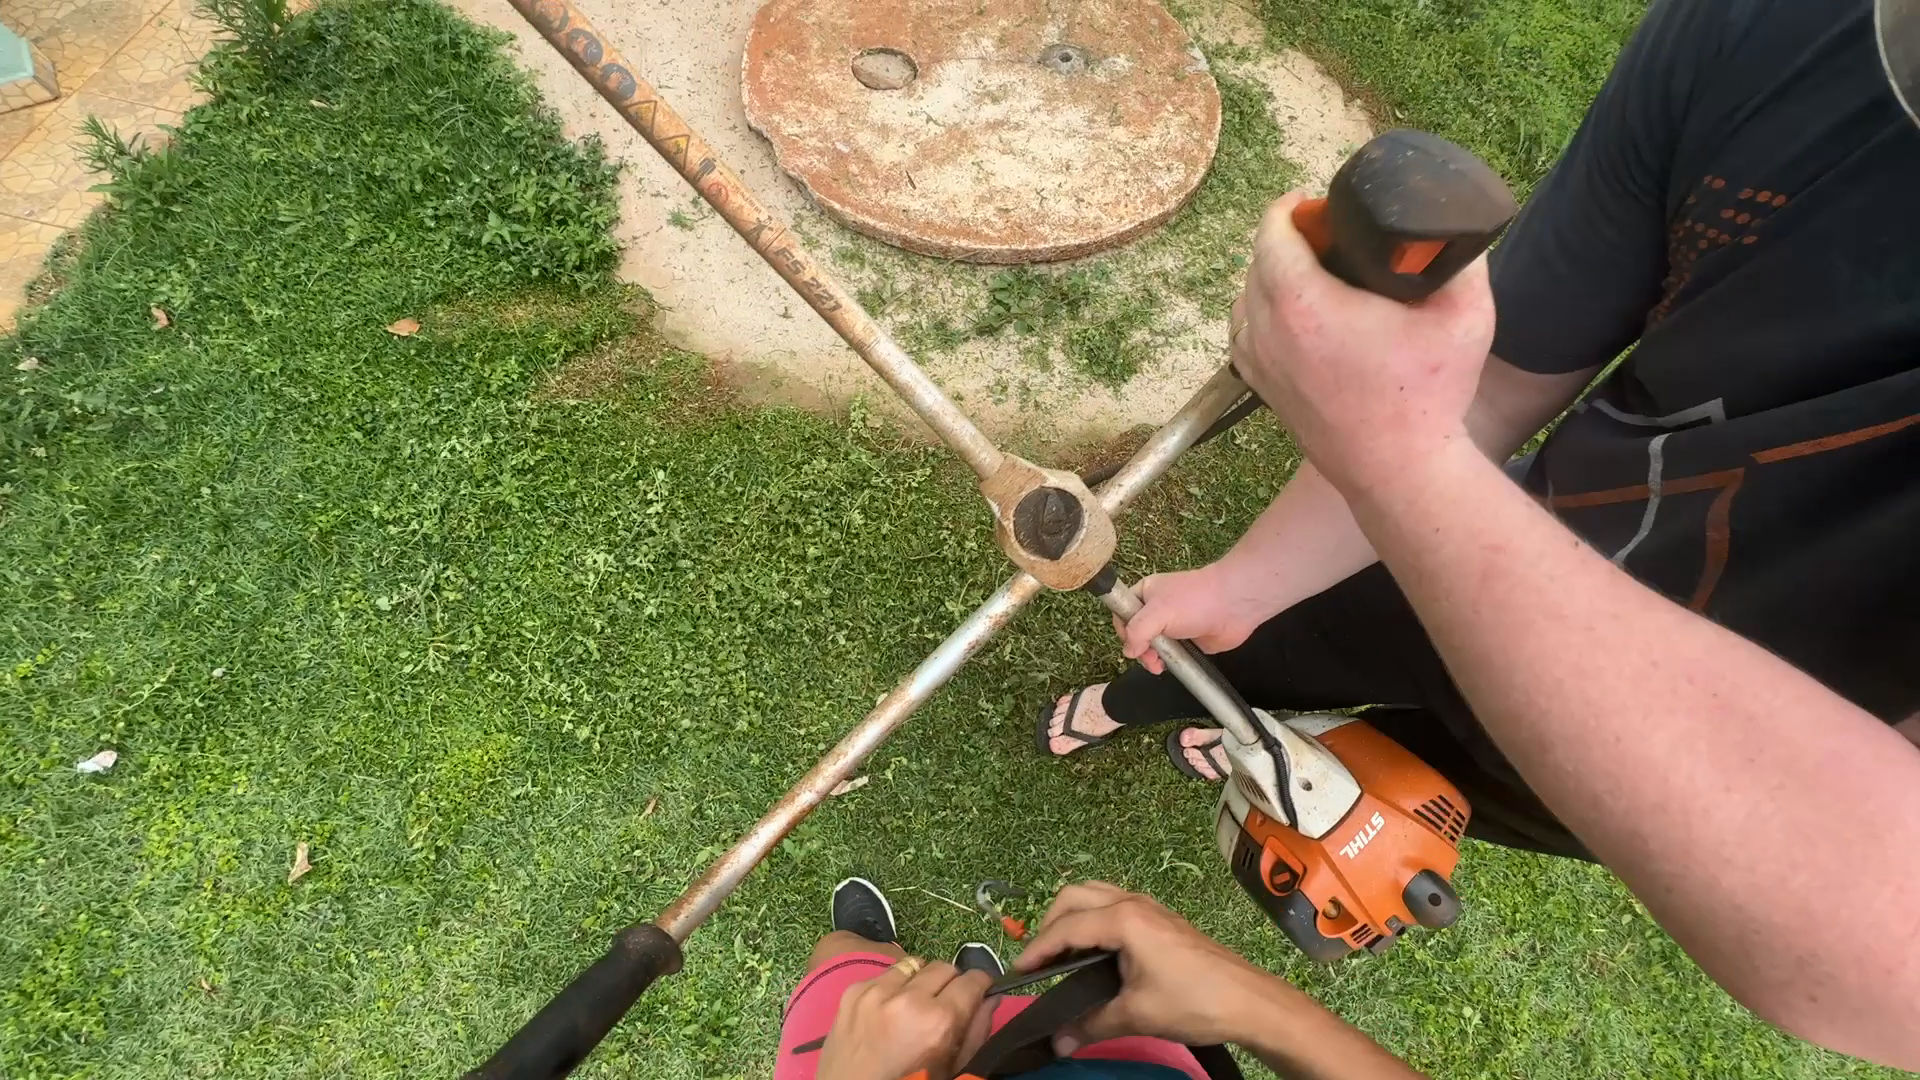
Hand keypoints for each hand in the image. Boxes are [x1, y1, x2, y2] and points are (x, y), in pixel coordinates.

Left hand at [815, 957, 995, 1079]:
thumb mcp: (951, 1073)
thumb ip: (976, 1033)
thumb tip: (992, 997)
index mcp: (937, 1023)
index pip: (973, 980)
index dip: (980, 985)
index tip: (980, 992)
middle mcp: (908, 999)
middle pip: (945, 967)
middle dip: (951, 983)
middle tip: (945, 1005)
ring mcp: (876, 991)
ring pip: (916, 964)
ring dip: (921, 982)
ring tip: (913, 1007)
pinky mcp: (853, 990)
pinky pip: (886, 973)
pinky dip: (893, 987)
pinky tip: (888, 1011)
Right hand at [1014, 883, 1286, 1052]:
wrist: (1249, 999)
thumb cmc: (1193, 1001)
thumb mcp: (1139, 1015)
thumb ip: (1092, 1023)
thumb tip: (1058, 1041)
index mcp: (1123, 919)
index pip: (1066, 927)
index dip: (1038, 949)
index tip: (1018, 972)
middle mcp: (1130, 901)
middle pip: (1073, 897)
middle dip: (1050, 925)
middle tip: (1040, 961)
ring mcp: (1146, 904)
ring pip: (1092, 893)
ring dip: (1070, 916)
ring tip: (1062, 953)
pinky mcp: (1157, 914)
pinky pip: (1110, 901)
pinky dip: (1091, 916)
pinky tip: (1094, 947)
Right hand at [1111, 567, 1265, 674]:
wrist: (1234, 606)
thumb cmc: (1194, 601)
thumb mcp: (1158, 611)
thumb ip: (1137, 631)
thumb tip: (1128, 652)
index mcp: (1143, 593)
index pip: (1120, 613)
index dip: (1121, 629)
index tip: (1131, 641)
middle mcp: (1154, 609)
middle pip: (1133, 633)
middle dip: (1137, 649)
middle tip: (1148, 657)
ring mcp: (1170, 627)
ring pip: (1149, 647)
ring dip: (1150, 659)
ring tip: (1158, 665)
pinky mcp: (1184, 642)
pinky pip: (1168, 655)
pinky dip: (1165, 663)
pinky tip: (1168, 667)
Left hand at [1232, 192, 1495, 495]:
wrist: (1394, 467)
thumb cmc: (1427, 393)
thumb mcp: (1463, 313)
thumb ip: (1458, 259)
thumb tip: (1453, 231)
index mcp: (1302, 304)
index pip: (1272, 235)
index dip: (1288, 208)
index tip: (1312, 202)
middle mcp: (1266, 331)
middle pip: (1255, 264)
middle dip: (1284, 239)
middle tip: (1324, 234)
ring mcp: (1257, 363)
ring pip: (1244, 301)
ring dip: (1270, 277)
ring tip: (1312, 273)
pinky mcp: (1259, 387)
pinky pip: (1245, 334)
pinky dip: (1261, 314)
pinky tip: (1296, 315)